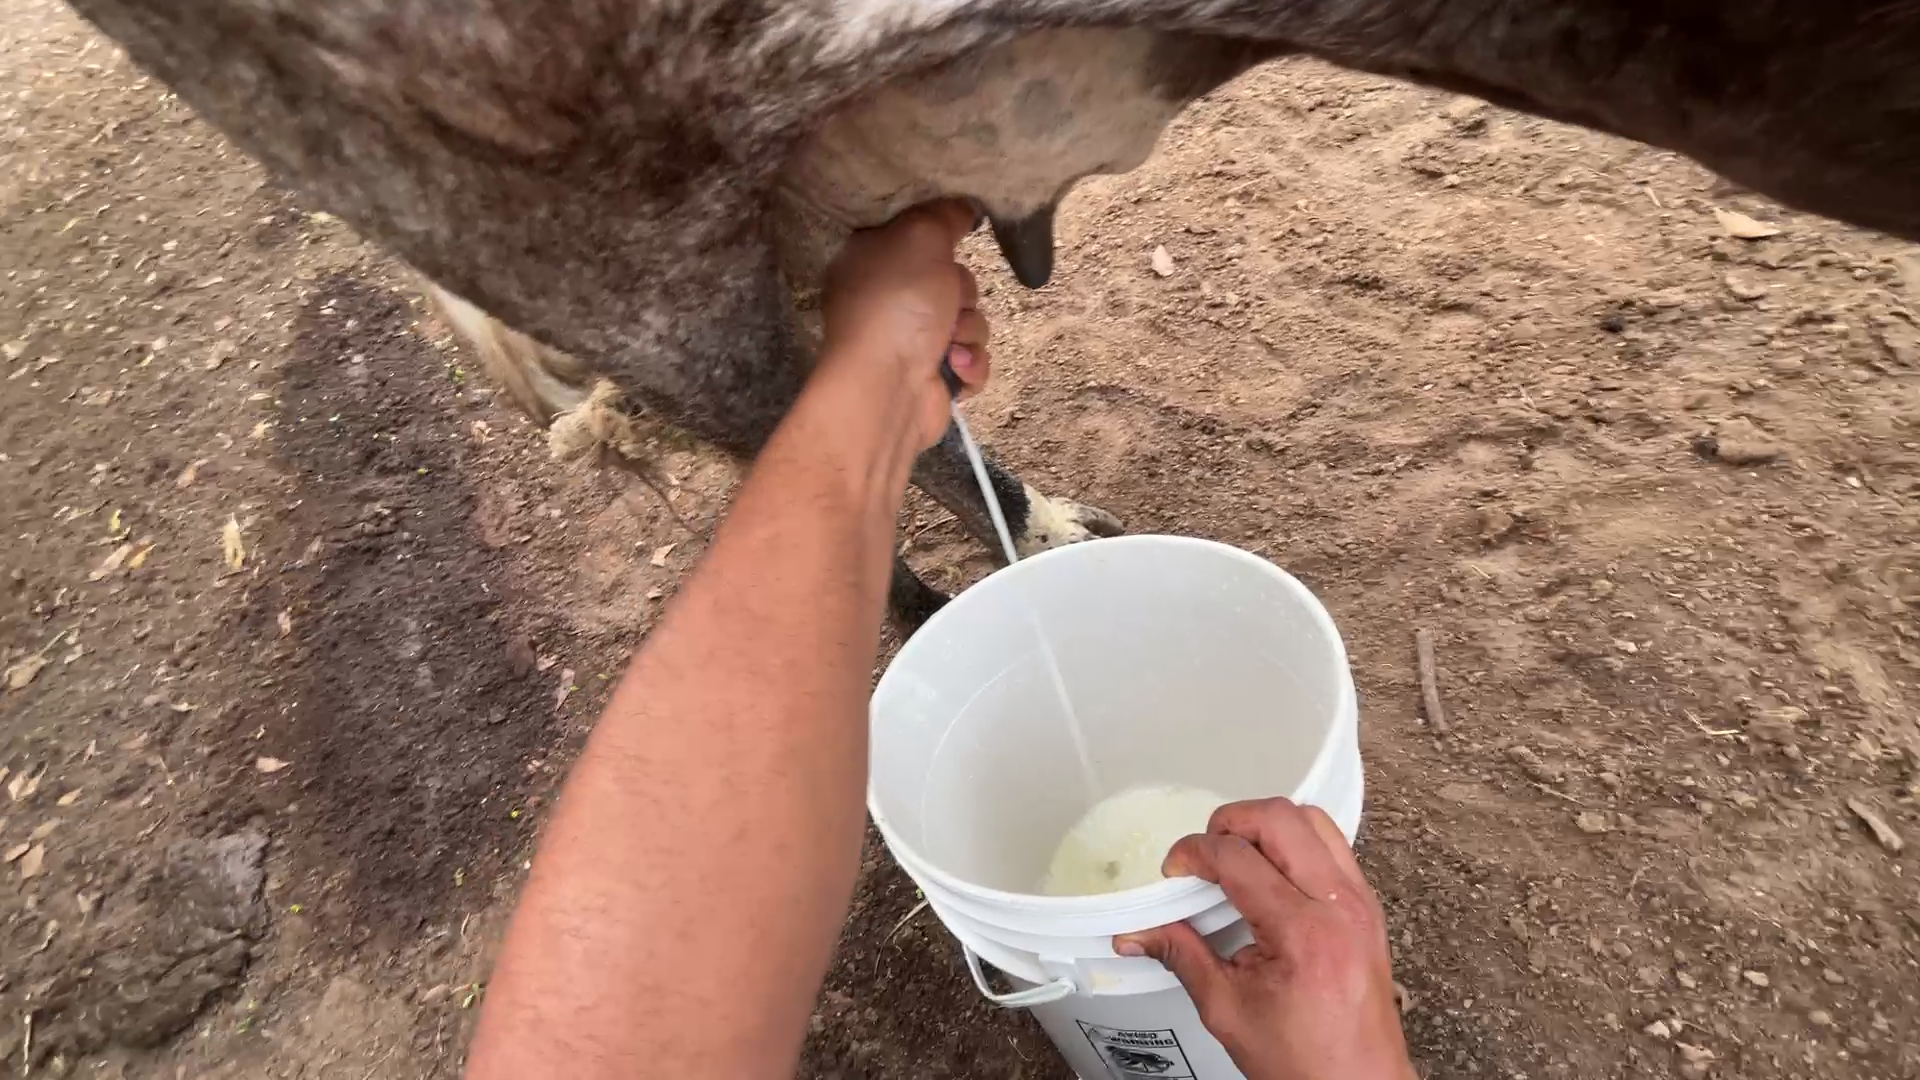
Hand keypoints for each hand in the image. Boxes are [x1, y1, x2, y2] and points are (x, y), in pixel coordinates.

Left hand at [817, 198, 990, 451]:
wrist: (890, 387)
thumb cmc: (898, 305)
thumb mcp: (921, 236)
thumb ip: (944, 214)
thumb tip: (964, 206)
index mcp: (871, 261)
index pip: (915, 237)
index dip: (940, 238)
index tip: (957, 235)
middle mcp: (889, 301)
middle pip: (953, 281)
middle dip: (962, 293)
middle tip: (947, 302)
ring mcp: (911, 342)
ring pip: (969, 322)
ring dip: (969, 332)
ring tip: (949, 345)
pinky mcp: (933, 377)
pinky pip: (972, 360)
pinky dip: (970, 365)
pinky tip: (954, 368)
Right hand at [1115, 799, 1416, 1079]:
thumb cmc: (1302, 1062)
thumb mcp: (1226, 1009)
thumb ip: (1179, 953)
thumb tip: (1133, 931)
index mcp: (1303, 933)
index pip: (1236, 857)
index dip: (1193, 853)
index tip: (1174, 872)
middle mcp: (1338, 905)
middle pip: (1277, 818)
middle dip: (1228, 822)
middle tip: (1206, 855)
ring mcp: (1359, 900)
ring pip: (1309, 817)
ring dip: (1263, 824)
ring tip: (1237, 855)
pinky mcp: (1367, 903)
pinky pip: (1330, 841)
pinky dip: (1293, 839)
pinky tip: (1270, 869)